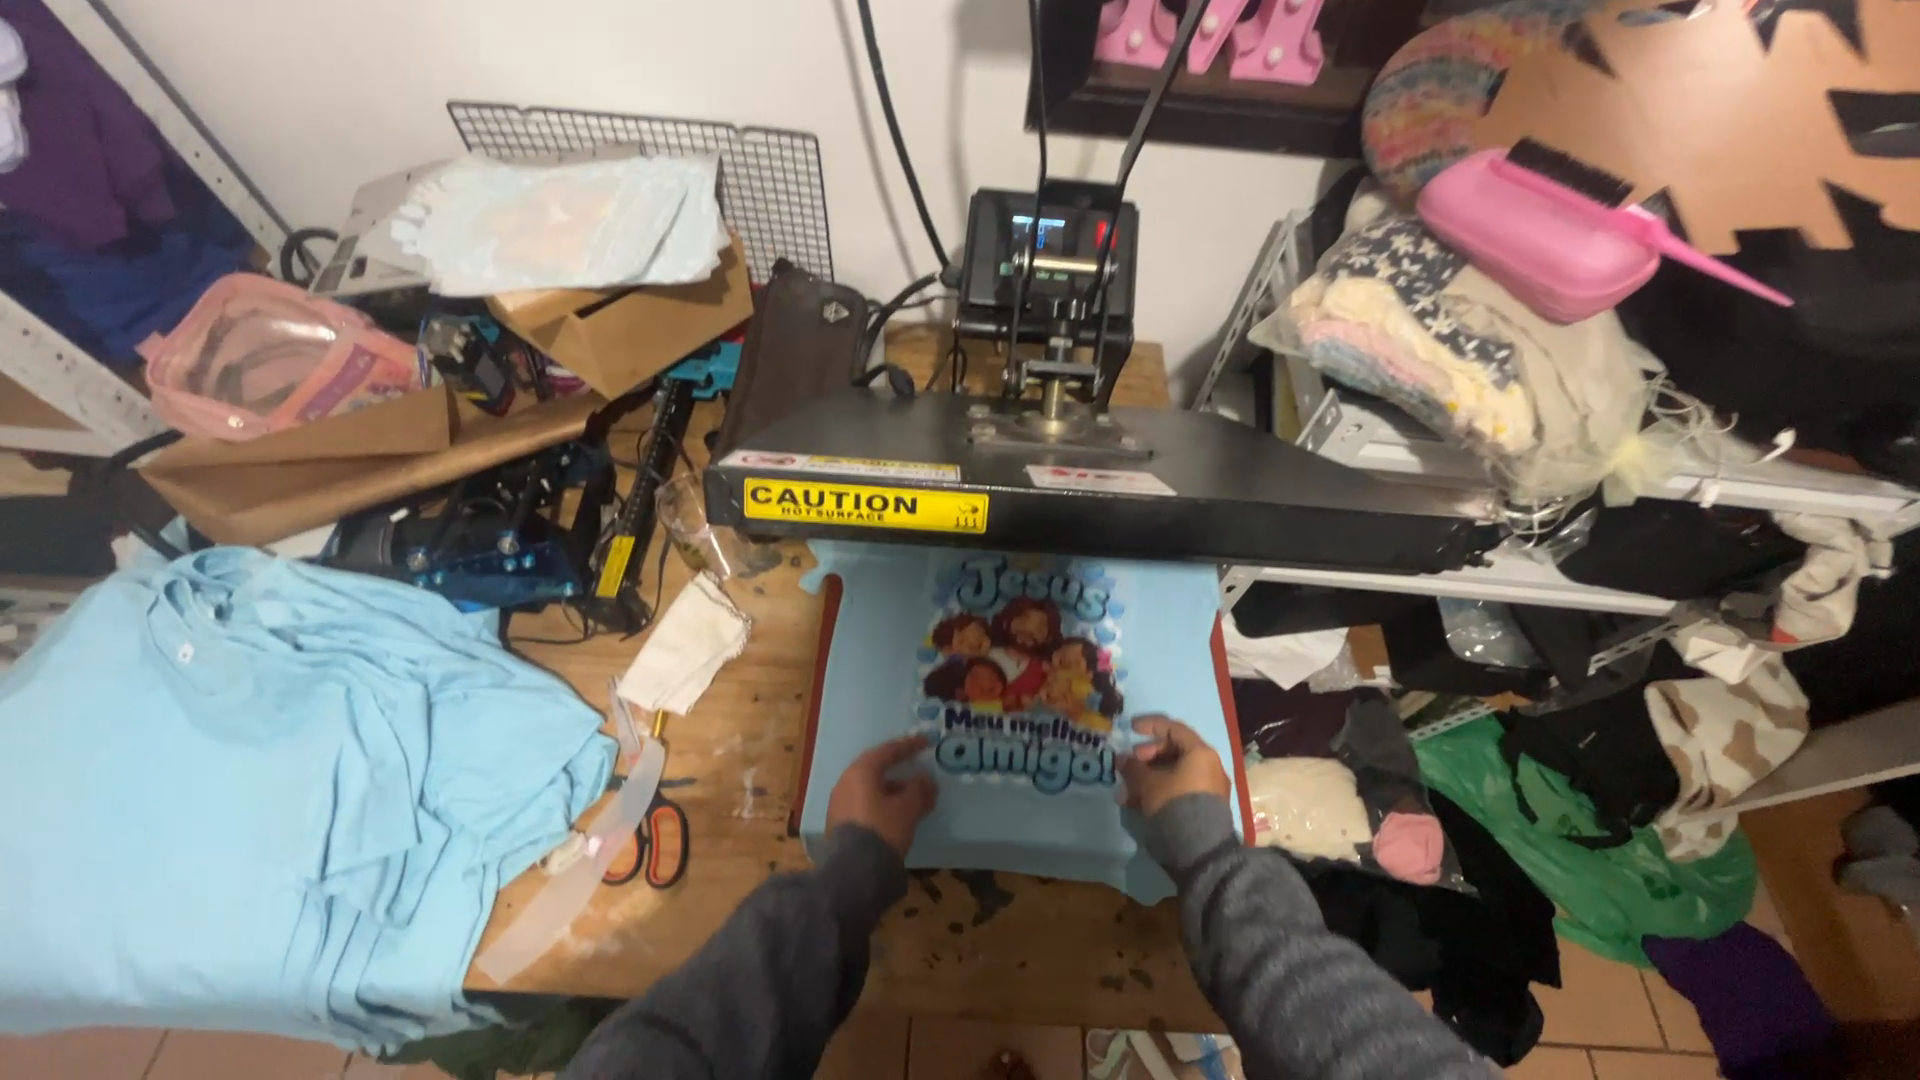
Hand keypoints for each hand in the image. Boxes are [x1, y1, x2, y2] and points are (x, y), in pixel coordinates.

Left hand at [827, 735, 938, 856]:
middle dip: (900, 770)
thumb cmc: (883, 829)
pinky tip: (897, 814)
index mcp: (861, 771)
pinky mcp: (839, 822)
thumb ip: (920, 790)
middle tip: (918, 771)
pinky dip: (882, 803)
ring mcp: (839, 803)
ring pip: (870, 788)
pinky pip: (864, 803)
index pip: (888, 751)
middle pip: (876, 769)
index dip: (909, 746)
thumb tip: (926, 780)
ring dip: (892, 789)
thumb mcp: (908, 808)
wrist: (854, 871)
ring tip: (913, 798)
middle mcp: (846, 782)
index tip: (925, 742)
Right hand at [1119, 715, 1228, 818]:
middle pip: (1174, 751)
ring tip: (1128, 790)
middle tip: (1131, 763)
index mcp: (1200, 753)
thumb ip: (1133, 767)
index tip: (1131, 729)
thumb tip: (1122, 758)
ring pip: (1174, 773)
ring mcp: (1209, 787)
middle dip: (1148, 756)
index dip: (1150, 726)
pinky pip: (1179, 788)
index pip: (1173, 729)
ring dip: (1149, 776)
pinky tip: (1139, 803)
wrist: (1201, 849)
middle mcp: (1209, 766)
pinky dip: (1160, 790)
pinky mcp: (1205, 806)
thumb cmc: (1174, 804)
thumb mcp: (1148, 783)